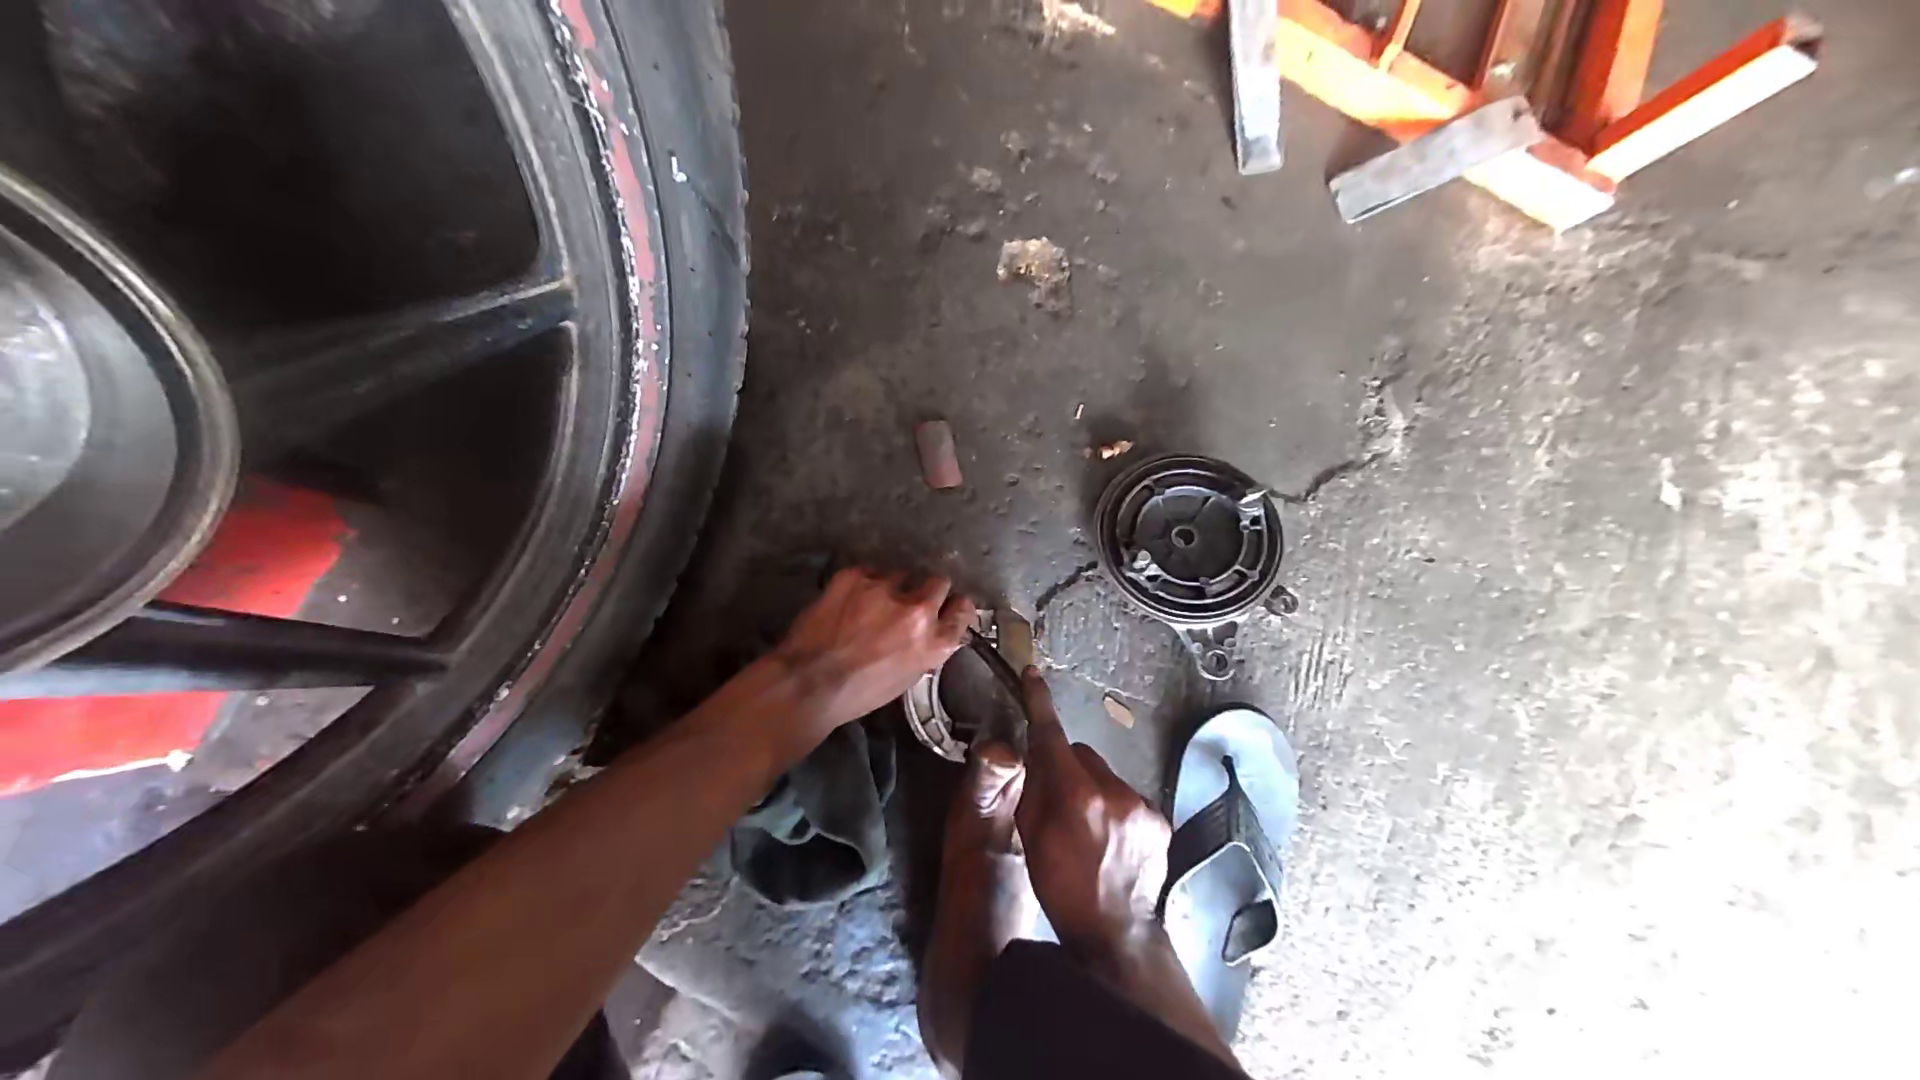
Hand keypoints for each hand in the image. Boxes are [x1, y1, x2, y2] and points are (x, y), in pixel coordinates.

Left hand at [770, 567, 975, 745]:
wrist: (808, 682)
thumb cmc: (859, 692)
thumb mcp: (907, 677)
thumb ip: (926, 648)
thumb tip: (932, 633)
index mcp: (934, 641)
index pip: (963, 609)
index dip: (955, 607)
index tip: (947, 608)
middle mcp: (917, 609)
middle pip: (938, 582)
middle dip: (927, 590)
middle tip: (908, 603)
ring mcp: (885, 588)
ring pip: (901, 574)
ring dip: (892, 587)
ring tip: (871, 604)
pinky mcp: (855, 575)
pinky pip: (869, 572)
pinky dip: (863, 584)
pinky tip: (849, 601)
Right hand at [1013, 668, 1171, 964]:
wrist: (1115, 932)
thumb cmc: (1061, 886)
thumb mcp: (1032, 836)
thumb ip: (1034, 789)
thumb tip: (1035, 757)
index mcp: (1074, 795)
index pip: (1052, 736)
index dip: (1039, 703)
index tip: (1033, 675)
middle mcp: (1111, 790)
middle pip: (1081, 753)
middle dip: (1067, 765)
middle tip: (1059, 797)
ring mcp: (1140, 803)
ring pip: (1105, 773)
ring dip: (1092, 787)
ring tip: (1088, 825)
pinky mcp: (1158, 817)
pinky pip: (1128, 794)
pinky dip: (1115, 805)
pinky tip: (1111, 836)